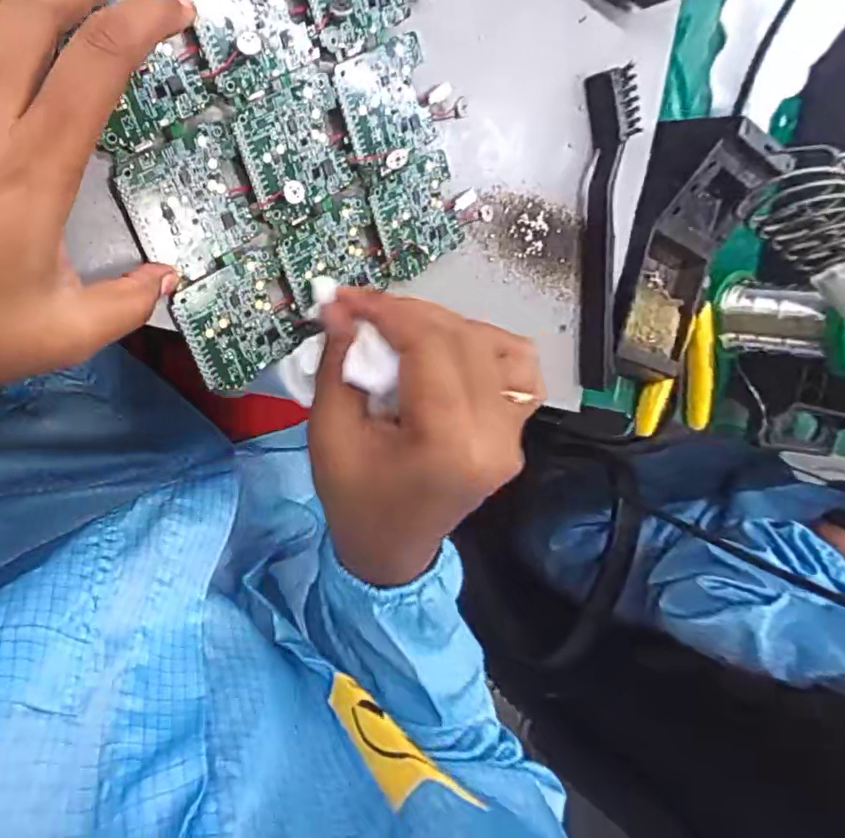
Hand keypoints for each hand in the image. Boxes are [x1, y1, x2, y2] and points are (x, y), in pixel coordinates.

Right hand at [310, 289, 542, 585]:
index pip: (430, 348)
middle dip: (406, 311)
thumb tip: (338, 310)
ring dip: (441, 324)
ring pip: (496, 344)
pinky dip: (478, 344)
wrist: (389, 546)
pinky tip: (440, 347)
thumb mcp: (329, 431)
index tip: (346, 299)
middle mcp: (496, 435)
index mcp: (449, 443)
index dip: (386, 311)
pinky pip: (515, 368)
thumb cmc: (352, 496)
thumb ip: (337, 364)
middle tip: (359, 308)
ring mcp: (514, 434)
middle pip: (463, 339)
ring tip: (397, 327)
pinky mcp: (515, 430)